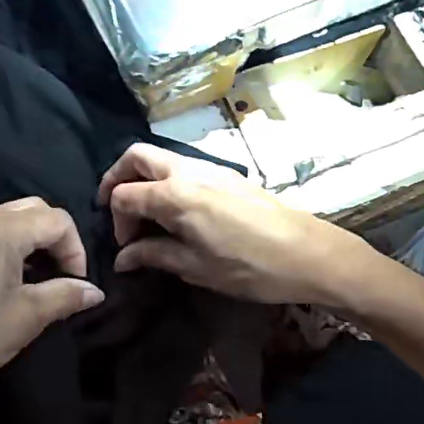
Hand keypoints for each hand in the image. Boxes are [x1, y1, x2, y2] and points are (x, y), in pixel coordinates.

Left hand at [0, 197, 104, 418]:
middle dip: (55, 239)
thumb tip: (94, 291)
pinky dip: (7, 247)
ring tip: (36, 283)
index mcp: (1, 229)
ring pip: (8, 220)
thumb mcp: (26, 317)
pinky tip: (5, 284)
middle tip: (59, 278)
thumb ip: (65, 296)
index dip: (76, 251)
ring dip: (31, 243)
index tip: (75, 286)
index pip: (57, 220)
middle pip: (33, 210)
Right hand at [99, 142, 378, 305]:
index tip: (127, 248)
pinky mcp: (226, 174)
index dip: (116, 221)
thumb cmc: (248, 266)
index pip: (124, 194)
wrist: (308, 253)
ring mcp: (209, 168)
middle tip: (115, 208)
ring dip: (143, 178)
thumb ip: (153, 255)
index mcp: (174, 195)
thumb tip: (123, 257)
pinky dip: (166, 180)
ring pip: (161, 157)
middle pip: (136, 156)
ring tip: (146, 214)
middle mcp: (187, 171)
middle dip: (117, 177)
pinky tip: (175, 211)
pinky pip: (183, 166)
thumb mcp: (195, 267)